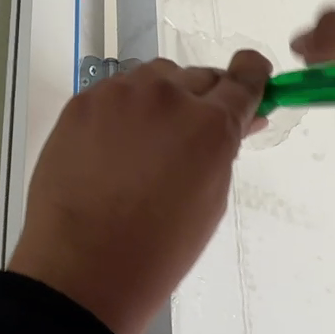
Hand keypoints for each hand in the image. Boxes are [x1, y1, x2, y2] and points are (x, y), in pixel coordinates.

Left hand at [6, 51, 270, 333]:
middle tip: (191, 131)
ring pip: (152, 78)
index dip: (251, 75)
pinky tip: (112, 145)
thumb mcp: (209, 200)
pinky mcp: (82, 100)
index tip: (252, 71)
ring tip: (148, 142)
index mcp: (208, 124)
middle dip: (202, 97)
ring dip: (161, 98)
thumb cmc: (158, 248)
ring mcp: (118, 93)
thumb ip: (222, 149)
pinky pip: (114, 92)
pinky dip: (122, 109)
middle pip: (196, 77)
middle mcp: (165, 96)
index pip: (242, 80)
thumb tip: (236, 121)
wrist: (83, 262)